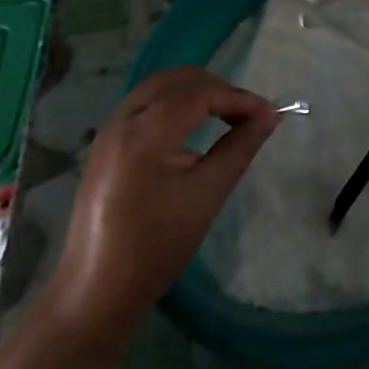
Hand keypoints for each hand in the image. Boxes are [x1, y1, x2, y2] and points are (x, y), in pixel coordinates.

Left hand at [43, 66, 280, 333]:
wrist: (98, 289)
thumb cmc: (158, 244)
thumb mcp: (208, 193)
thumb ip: (241, 146)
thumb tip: (270, 115)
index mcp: (148, 130)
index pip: (202, 92)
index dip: (240, 98)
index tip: (269, 114)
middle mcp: (125, 118)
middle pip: (180, 79)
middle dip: (218, 89)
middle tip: (246, 116)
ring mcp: (110, 129)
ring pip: (160, 87)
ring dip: (196, 93)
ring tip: (224, 118)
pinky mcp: (105, 143)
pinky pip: (145, 104)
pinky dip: (174, 105)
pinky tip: (190, 130)